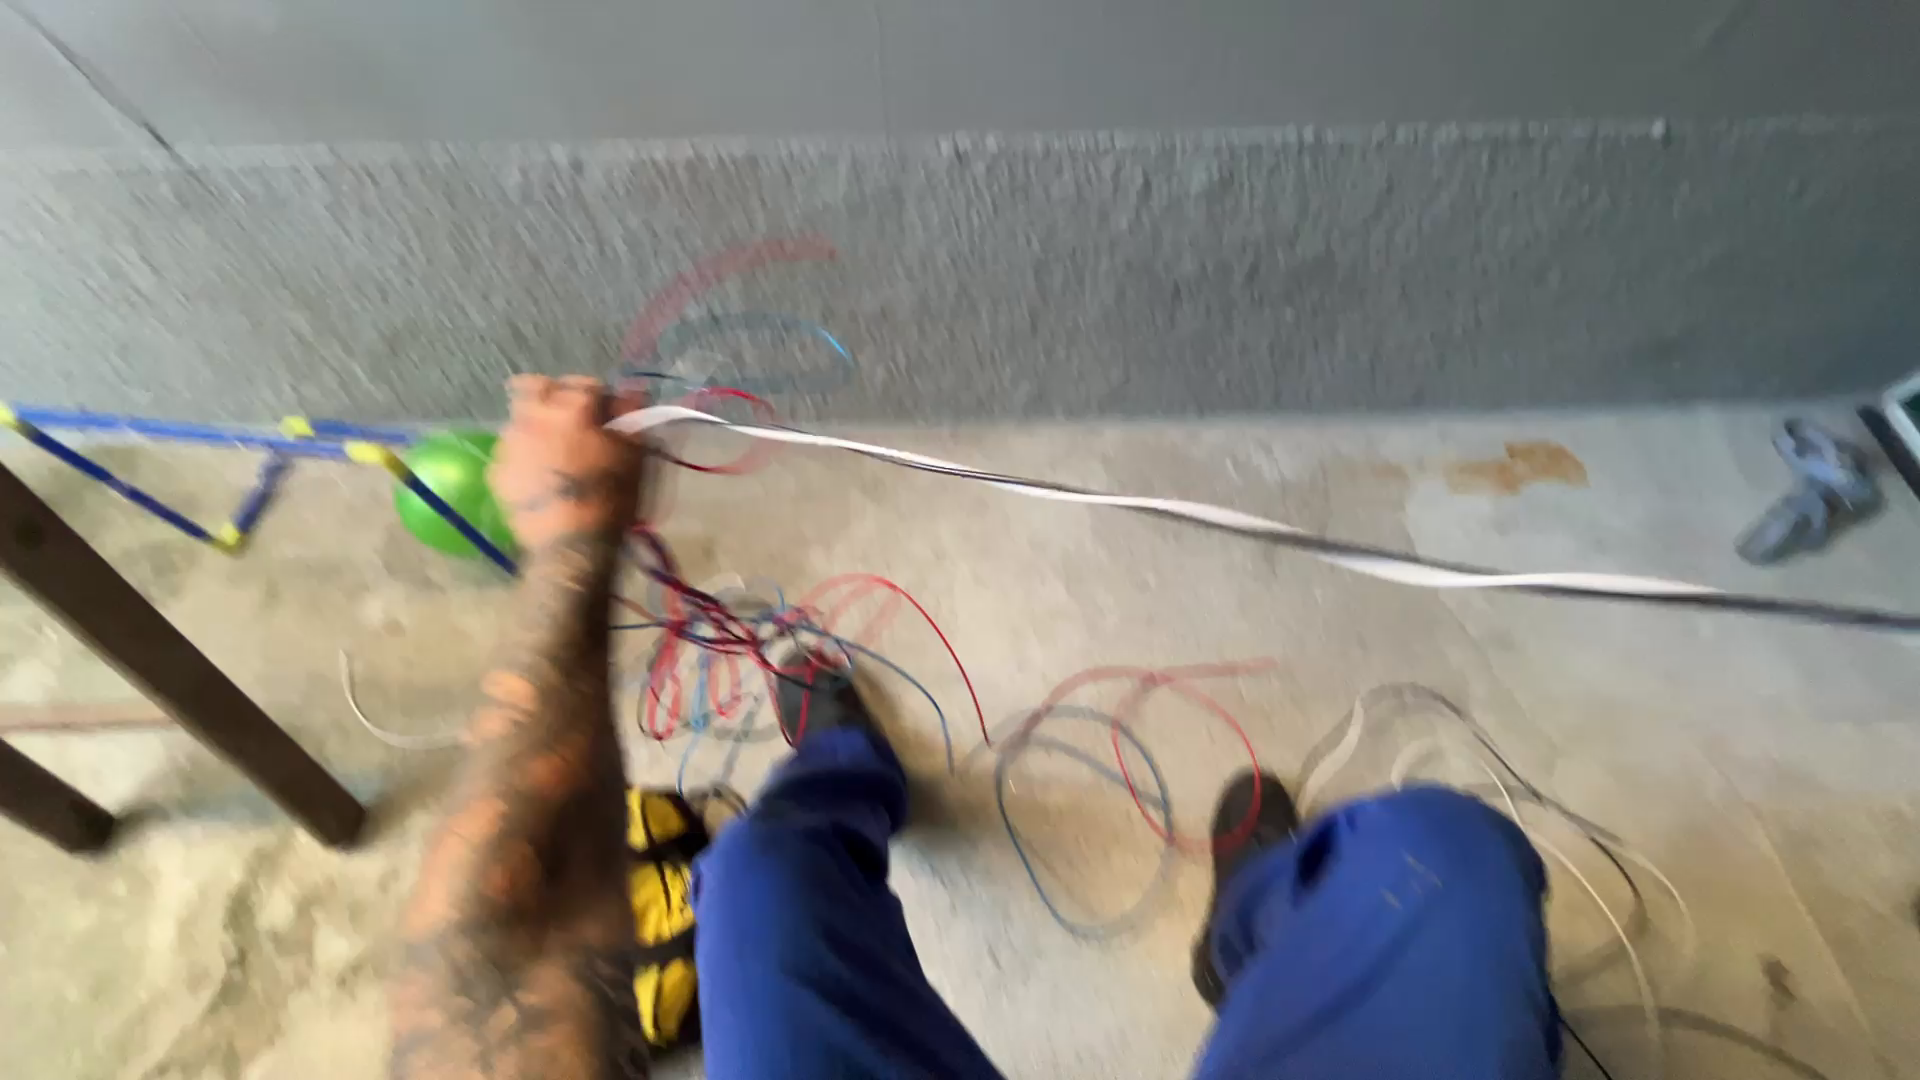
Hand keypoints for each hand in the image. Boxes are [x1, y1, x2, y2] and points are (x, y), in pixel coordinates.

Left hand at [491, 375, 648, 551]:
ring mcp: (509, 442)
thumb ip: (633, 420)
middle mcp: (534, 417)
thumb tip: (632, 395)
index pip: (585, 383)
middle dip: (553, 394)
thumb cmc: (612, 499)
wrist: (571, 544)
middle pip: (534, 386)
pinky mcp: (496, 469)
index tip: (610, 413)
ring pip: (520, 417)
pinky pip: (511, 448)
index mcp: (574, 410)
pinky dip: (527, 453)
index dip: (600, 395)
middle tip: (570, 417)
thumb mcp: (636, 458)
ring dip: (538, 425)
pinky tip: (542, 475)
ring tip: (556, 451)